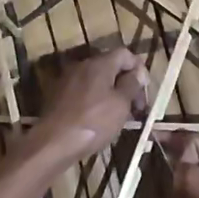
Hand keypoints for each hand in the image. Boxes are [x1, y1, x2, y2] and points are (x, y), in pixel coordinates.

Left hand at [28, 47, 146, 163]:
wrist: (53, 144)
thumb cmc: (94, 121)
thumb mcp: (121, 104)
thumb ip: (132, 84)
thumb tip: (138, 72)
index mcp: (99, 64)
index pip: (125, 54)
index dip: (138, 68)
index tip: (144, 89)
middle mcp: (82, 66)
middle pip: (110, 66)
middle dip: (126, 82)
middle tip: (136, 105)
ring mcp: (67, 81)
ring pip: (97, 80)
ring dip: (111, 93)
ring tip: (120, 115)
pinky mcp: (58, 96)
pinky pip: (84, 92)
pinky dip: (96, 100)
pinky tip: (100, 118)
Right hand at [160, 132, 198, 197]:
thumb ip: (192, 174)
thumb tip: (177, 160)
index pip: (196, 140)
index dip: (173, 141)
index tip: (146, 142)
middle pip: (193, 152)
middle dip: (174, 157)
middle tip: (154, 166)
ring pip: (189, 169)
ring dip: (177, 176)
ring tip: (170, 190)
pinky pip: (190, 186)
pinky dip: (181, 191)